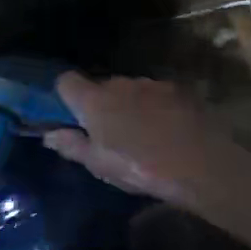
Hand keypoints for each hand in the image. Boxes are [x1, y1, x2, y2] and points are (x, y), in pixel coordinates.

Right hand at [42, 73, 249, 204]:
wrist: (201, 162)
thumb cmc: (142, 168)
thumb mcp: (100, 165)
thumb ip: (72, 145)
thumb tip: (49, 134)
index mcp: (95, 100)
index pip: (66, 81)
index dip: (65, 96)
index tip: (70, 116)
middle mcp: (120, 83)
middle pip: (100, 86)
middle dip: (100, 105)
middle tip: (107, 135)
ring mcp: (151, 83)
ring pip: (130, 90)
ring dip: (129, 106)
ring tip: (140, 135)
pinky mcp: (177, 88)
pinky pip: (155, 94)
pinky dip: (154, 107)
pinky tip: (165, 129)